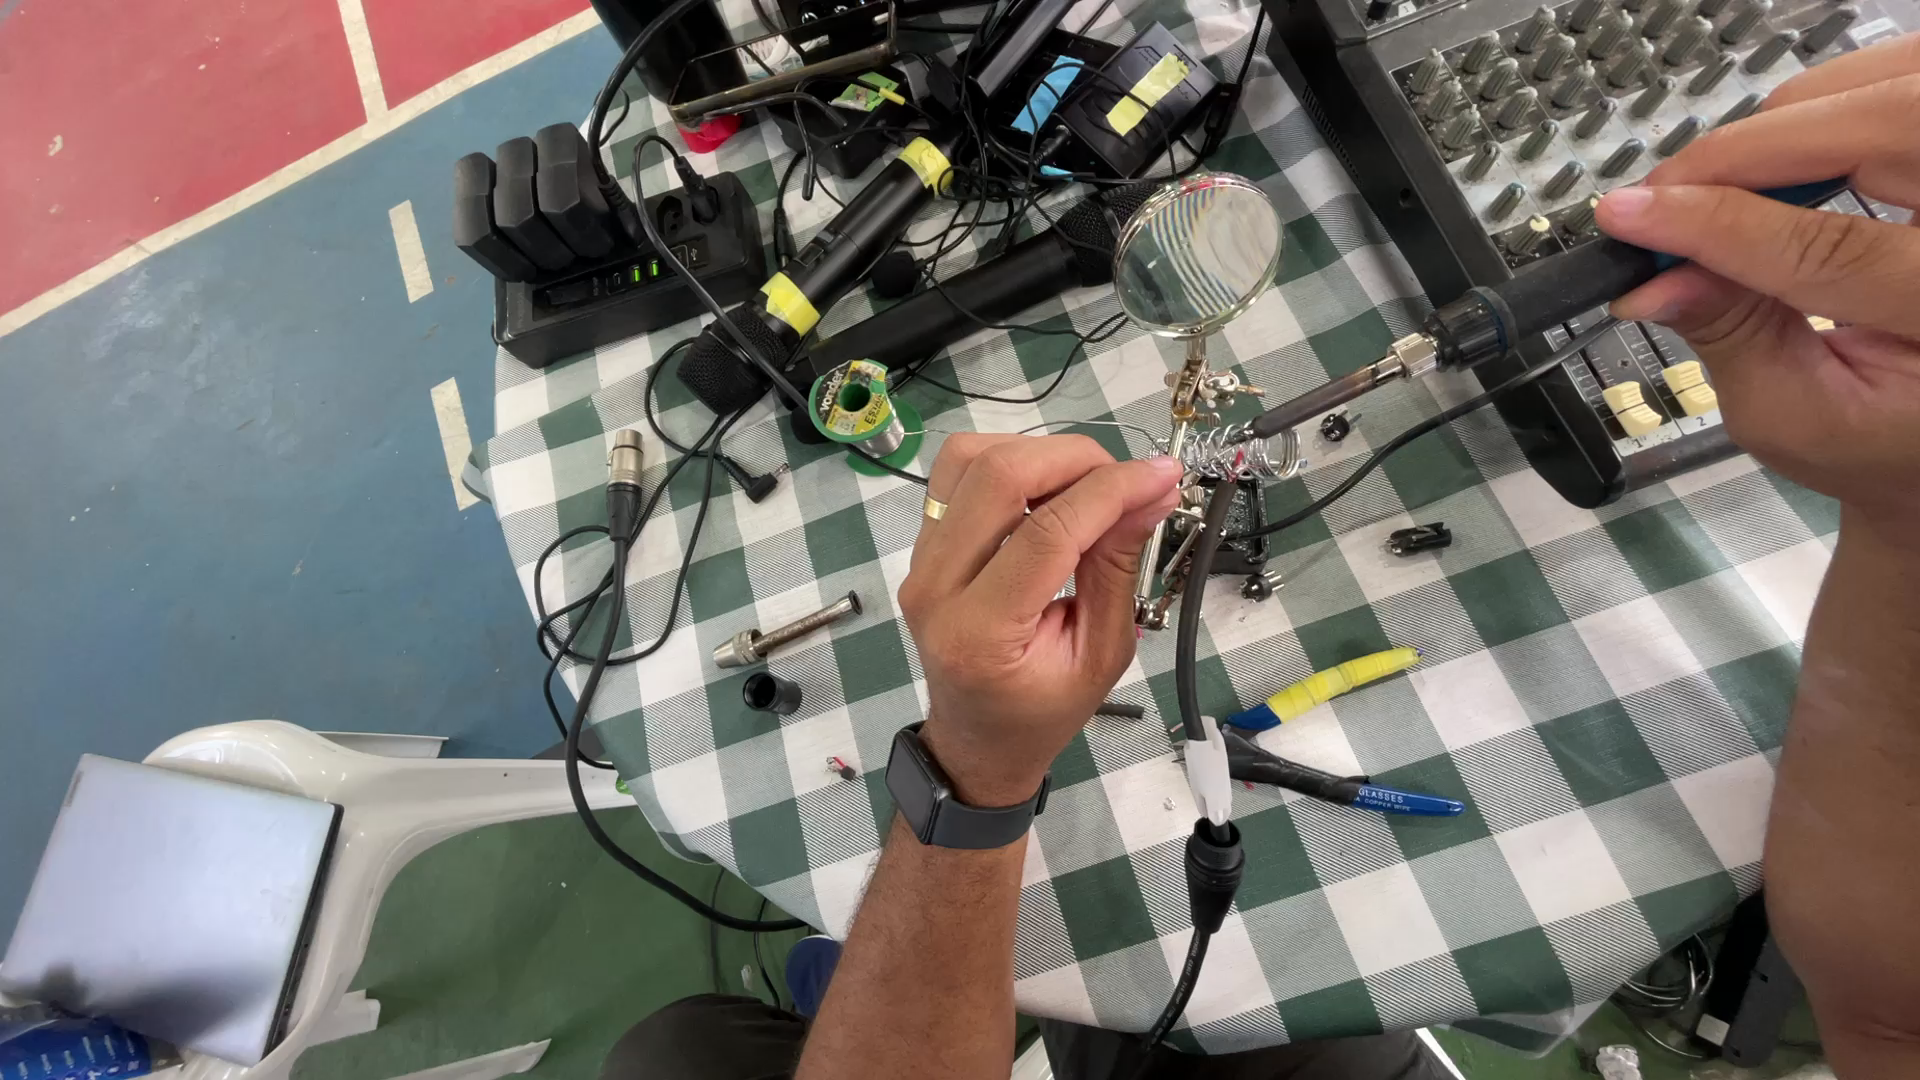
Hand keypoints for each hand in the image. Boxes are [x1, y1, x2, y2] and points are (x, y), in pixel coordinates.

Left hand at [896, 435, 1182, 806]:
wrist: (976, 738)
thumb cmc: (1042, 712)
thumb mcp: (1100, 655)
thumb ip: (1118, 569)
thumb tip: (1151, 491)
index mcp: (981, 632)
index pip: (1047, 532)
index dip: (1110, 491)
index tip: (1162, 475)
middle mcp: (936, 586)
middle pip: (997, 476)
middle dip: (1073, 459)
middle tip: (1122, 480)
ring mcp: (919, 560)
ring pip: (968, 458)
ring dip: (1036, 454)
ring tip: (1083, 484)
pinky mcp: (921, 545)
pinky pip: (957, 474)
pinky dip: (1007, 463)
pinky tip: (1044, 490)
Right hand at [1596, 33, 1919, 530]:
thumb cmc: (1874, 437)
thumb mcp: (1788, 412)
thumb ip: (1726, 339)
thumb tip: (1644, 286)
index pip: (1829, 249)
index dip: (1715, 225)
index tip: (1625, 214)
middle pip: (1892, 123)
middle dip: (1749, 149)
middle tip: (1660, 196)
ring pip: (1898, 85)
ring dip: (1786, 126)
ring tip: (1715, 189)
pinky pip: (1904, 85)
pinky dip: (1825, 111)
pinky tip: (1780, 164)